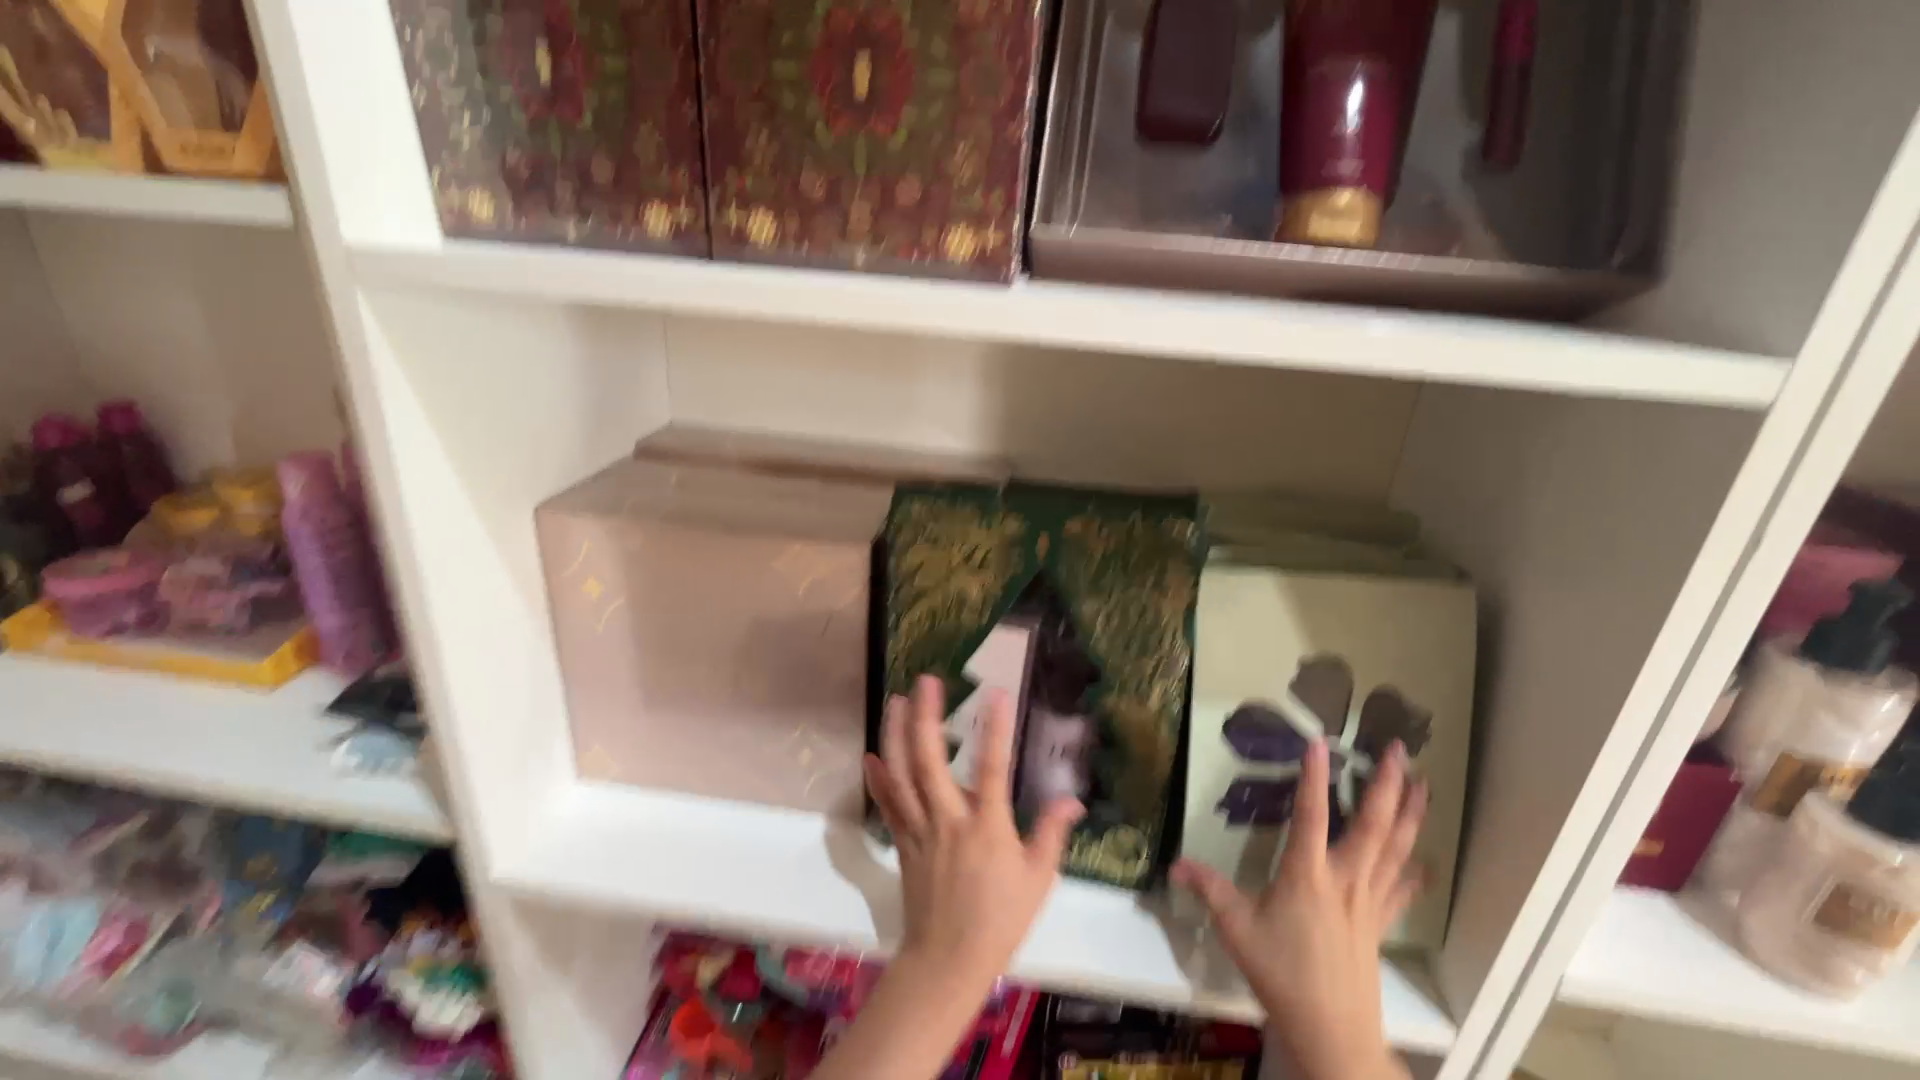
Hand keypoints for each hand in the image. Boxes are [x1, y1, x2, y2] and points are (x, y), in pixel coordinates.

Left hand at [863, 675, 1085, 984]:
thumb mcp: (1038, 879)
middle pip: (930, 762)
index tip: (996, 693)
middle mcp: (948, 820)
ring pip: (902, 776)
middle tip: (926, 681)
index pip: (992, 769)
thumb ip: (1052, 834)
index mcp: (987, 828)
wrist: (948, 960)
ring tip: (896, 701)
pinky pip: (889, 805)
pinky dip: (878, 779)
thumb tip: (1073, 799)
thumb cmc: (1000, 921)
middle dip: (926, 718)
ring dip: (897, 735)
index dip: (995, 729)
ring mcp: (920, 831)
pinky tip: (871, 755)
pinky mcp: (903, 844)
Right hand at [1172, 739, 1426, 1079]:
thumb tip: (1174, 862)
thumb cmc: (1281, 974)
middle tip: (1398, 749)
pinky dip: (1415, 870)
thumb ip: (1208, 890)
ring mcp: (1368, 901)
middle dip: (1387, 784)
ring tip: (1424, 783)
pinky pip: (1402, 888)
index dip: (1314, 778)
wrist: (1331, 1029)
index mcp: (1307, 875)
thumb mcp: (1236, 929)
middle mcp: (1345, 879)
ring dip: (1411, 814)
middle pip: (1373, 824)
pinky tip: (1425, 860)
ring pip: (1397, 849)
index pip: (1311, 815)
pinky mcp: (1380, 923)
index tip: (1320, 742)